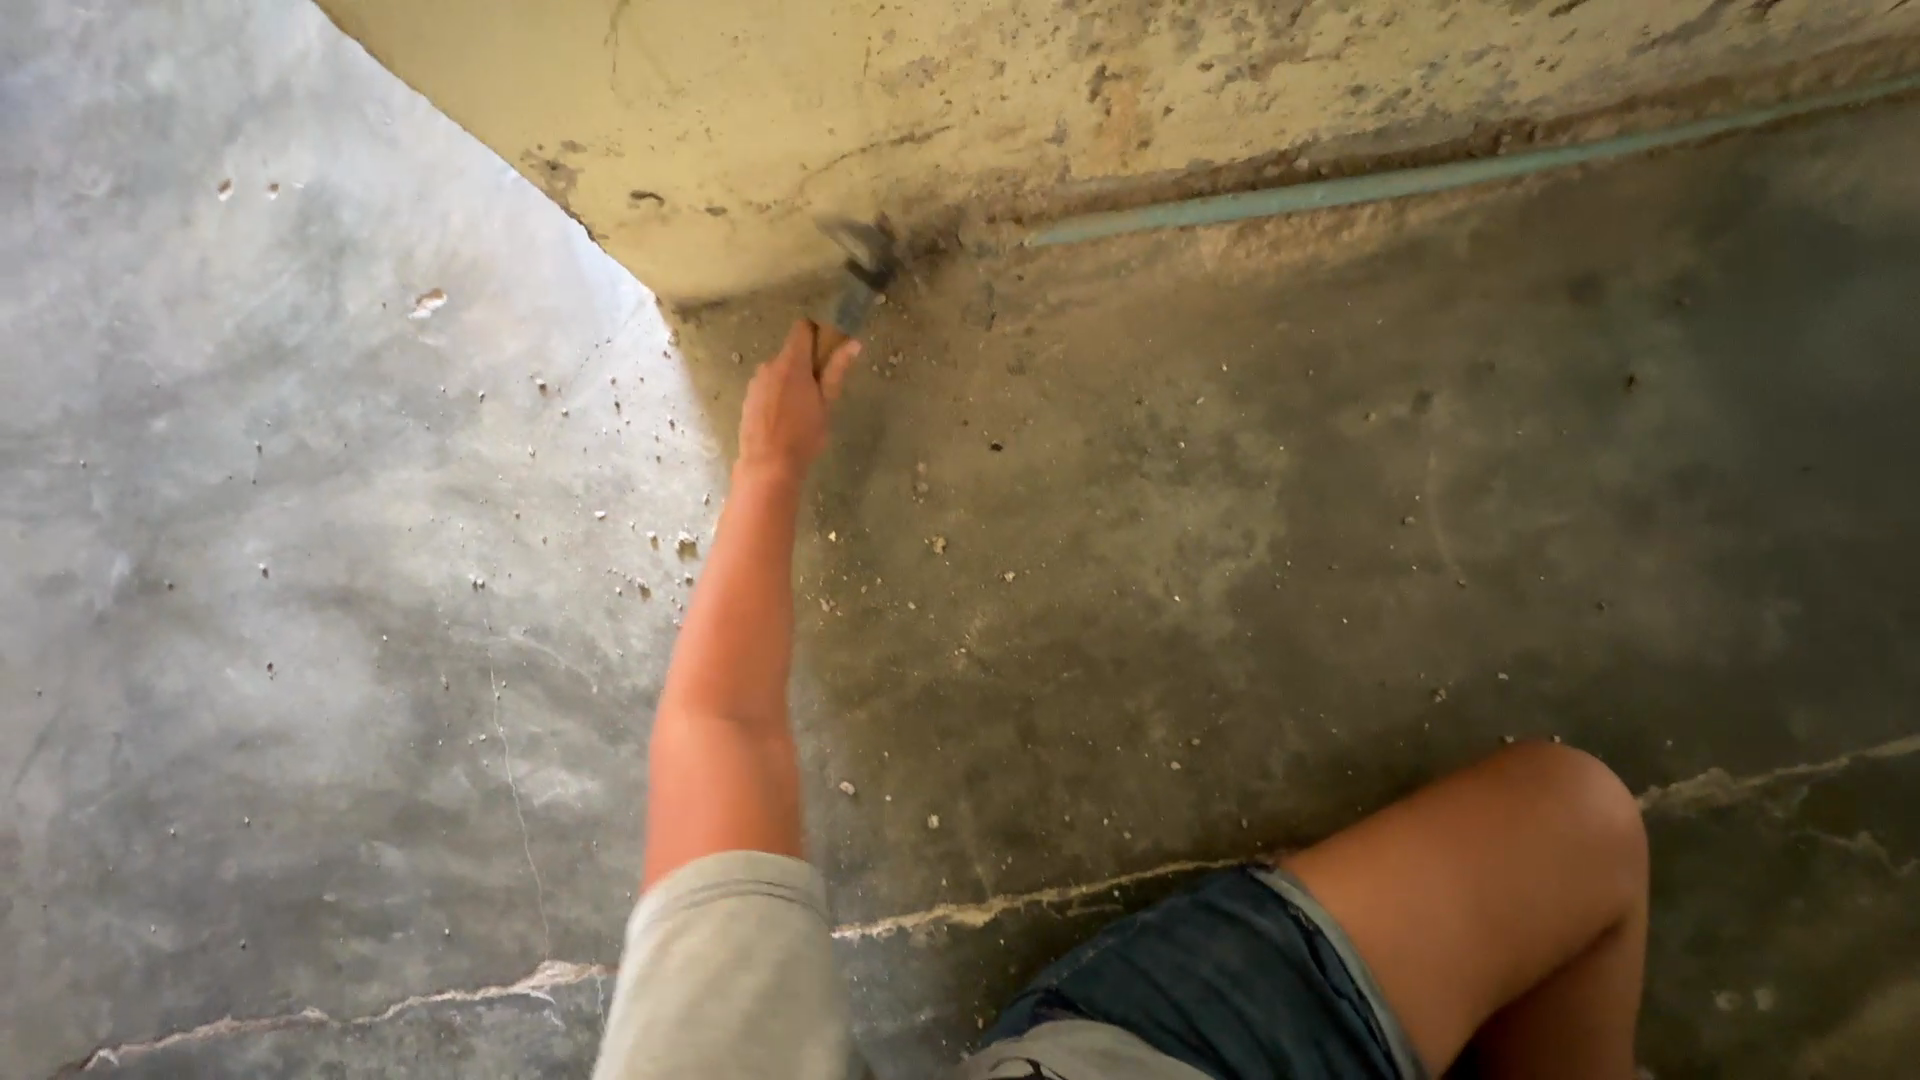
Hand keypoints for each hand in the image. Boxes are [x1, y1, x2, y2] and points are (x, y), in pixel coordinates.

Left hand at [736, 320, 860, 479]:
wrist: (768, 466)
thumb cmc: (803, 435)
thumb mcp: (826, 403)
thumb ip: (836, 371)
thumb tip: (853, 343)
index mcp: (792, 363)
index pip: (803, 328)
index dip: (817, 335)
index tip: (828, 354)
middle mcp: (769, 366)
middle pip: (791, 353)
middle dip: (806, 365)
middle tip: (820, 393)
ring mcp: (755, 383)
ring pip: (778, 372)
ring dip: (791, 382)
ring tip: (801, 412)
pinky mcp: (748, 400)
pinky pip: (767, 388)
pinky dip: (778, 396)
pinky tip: (784, 421)